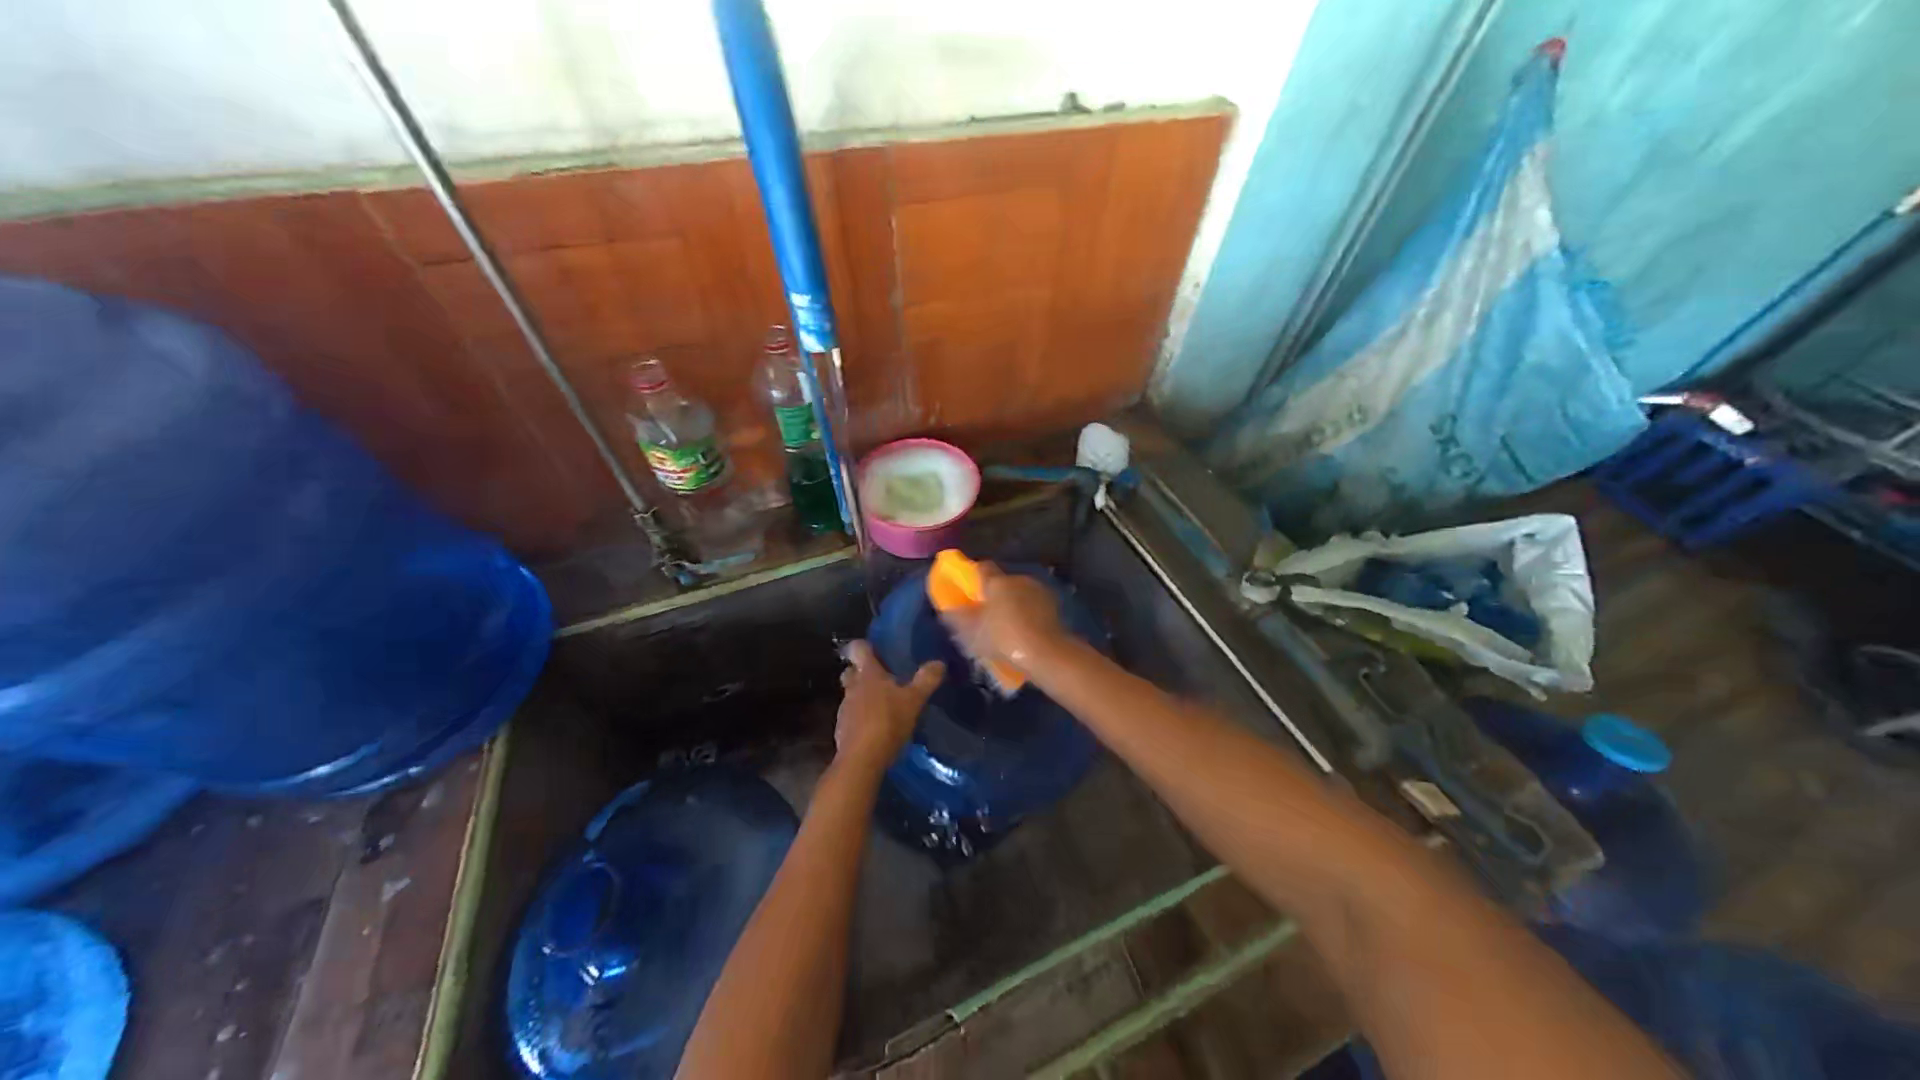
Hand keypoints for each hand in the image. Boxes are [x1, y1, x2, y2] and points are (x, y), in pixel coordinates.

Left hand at [835, 641, 942, 770]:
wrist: (862, 759)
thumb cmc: (888, 722)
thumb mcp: (914, 700)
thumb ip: (926, 680)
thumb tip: (939, 662)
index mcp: (868, 673)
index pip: (859, 649)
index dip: (865, 646)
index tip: (876, 648)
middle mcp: (852, 687)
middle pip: (852, 671)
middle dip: (862, 671)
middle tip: (883, 677)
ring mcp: (845, 709)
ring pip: (852, 694)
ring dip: (864, 696)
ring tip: (884, 704)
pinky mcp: (842, 729)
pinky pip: (852, 716)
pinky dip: (862, 717)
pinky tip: (877, 726)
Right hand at [937, 562, 1068, 675]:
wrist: (1046, 654)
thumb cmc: (1003, 640)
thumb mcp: (972, 634)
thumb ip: (958, 618)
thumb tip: (949, 609)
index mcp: (997, 582)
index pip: (981, 568)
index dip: (973, 577)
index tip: (967, 592)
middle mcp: (1018, 579)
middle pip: (1001, 582)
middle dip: (993, 595)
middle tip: (986, 616)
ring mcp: (1038, 590)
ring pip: (1019, 593)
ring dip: (1012, 604)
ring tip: (1006, 627)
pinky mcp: (1054, 604)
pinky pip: (1033, 605)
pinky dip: (1027, 613)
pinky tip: (1024, 632)